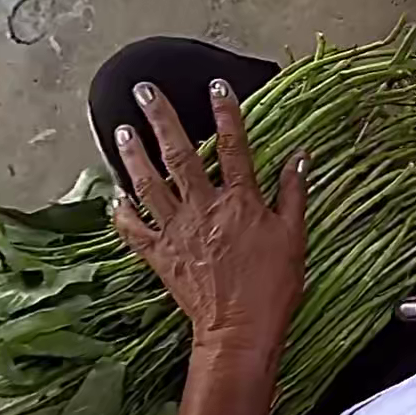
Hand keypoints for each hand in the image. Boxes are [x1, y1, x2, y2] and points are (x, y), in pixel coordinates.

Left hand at [112, 78, 305, 362]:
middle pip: (178, 156)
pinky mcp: (159, 255)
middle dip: (160, 119)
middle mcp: (203, 208)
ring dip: (131, 155)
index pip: (232, 147)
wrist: (240, 328)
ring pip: (147, 184)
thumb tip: (300, 158)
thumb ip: (294, 193)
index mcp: (240, 201)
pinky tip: (114, 195)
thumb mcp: (295, 235)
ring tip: (119, 130)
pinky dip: (121, 211)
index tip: (215, 86)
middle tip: (143, 91)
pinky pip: (132, 228)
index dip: (225, 113)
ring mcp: (176, 231)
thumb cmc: (274, 282)